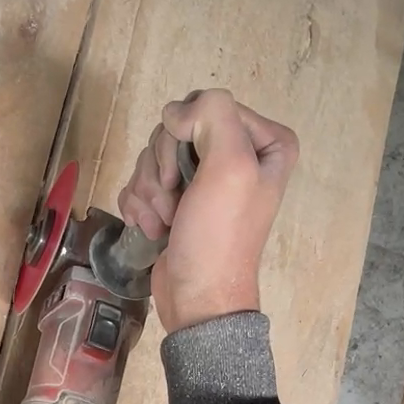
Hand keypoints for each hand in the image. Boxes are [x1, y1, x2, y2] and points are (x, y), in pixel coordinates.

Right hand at [114, 89, 298, 334]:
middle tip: (173, 203)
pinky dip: (140, 207)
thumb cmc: (219, 235)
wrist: (197, 297)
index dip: (184, 138)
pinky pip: (141, 184)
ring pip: (153, 158)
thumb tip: (173, 113)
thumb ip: (211, 113)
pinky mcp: (174, 202)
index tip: (183, 178)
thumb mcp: (230, 165)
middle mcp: (235, 154)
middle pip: (174, 132)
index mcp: (263, 141)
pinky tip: (154, 229)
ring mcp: (201, 180)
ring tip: (165, 223)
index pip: (204, 106)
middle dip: (162, 172)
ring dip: (149, 194)